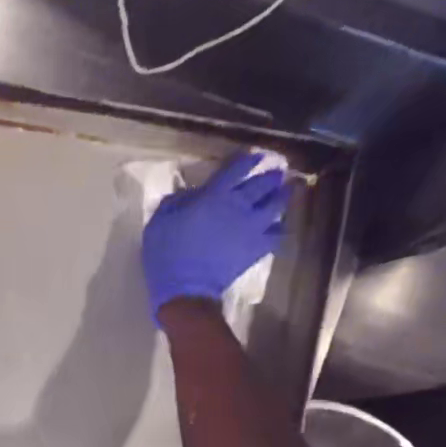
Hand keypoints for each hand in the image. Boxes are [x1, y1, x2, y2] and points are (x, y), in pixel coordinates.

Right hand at [141, 150, 289, 318]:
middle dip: (271, 176)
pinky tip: (280, 227)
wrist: (184, 290)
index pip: (237, 168)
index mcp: (214, 195)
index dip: (247, 160)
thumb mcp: (159, 221)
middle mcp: (238, 205)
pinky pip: (278, 235)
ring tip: (286, 192)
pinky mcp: (256, 249)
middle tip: (277, 173)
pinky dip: (281, 229)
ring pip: (276, 205)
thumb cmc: (166, 255)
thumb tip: (189, 193)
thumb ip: (176, 201)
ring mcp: (251, 228)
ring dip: (282, 196)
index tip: (253, 156)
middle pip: (263, 183)